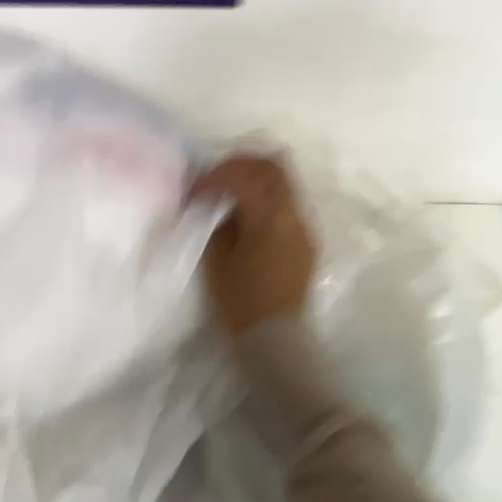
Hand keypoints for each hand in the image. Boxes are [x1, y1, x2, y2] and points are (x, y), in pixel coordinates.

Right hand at [189, 153, 317, 336]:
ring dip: (255, 179)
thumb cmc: (243, 300)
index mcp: (270, 215)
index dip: (215, 175)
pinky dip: (266, 198)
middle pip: (273, 165)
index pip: (243, 174)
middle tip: (215, 178)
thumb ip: (220, 223)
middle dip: (241, 164)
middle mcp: (293, 213)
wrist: (278, 337)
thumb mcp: (219, 260)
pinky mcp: (307, 240)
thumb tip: (218, 205)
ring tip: (229, 195)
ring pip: (284, 182)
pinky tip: (247, 216)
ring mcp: (304, 226)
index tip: (195, 190)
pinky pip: (288, 204)